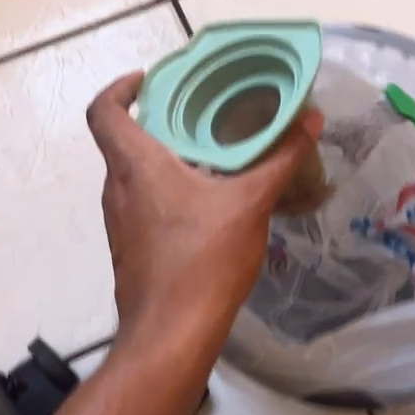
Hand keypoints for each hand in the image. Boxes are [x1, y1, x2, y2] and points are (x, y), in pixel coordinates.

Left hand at [86, 72, 321, 361]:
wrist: (171, 334)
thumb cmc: (203, 260)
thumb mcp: (250, 203)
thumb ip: (280, 158)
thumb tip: (311, 119)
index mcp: (135, 166)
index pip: (104, 111)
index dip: (120, 88)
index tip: (150, 80)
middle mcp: (116, 188)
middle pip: (122, 140)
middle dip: (157, 121)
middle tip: (198, 113)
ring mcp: (118, 221)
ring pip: (132, 174)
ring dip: (162, 158)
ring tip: (207, 153)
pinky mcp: (128, 247)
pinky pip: (140, 203)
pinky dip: (164, 189)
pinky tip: (204, 202)